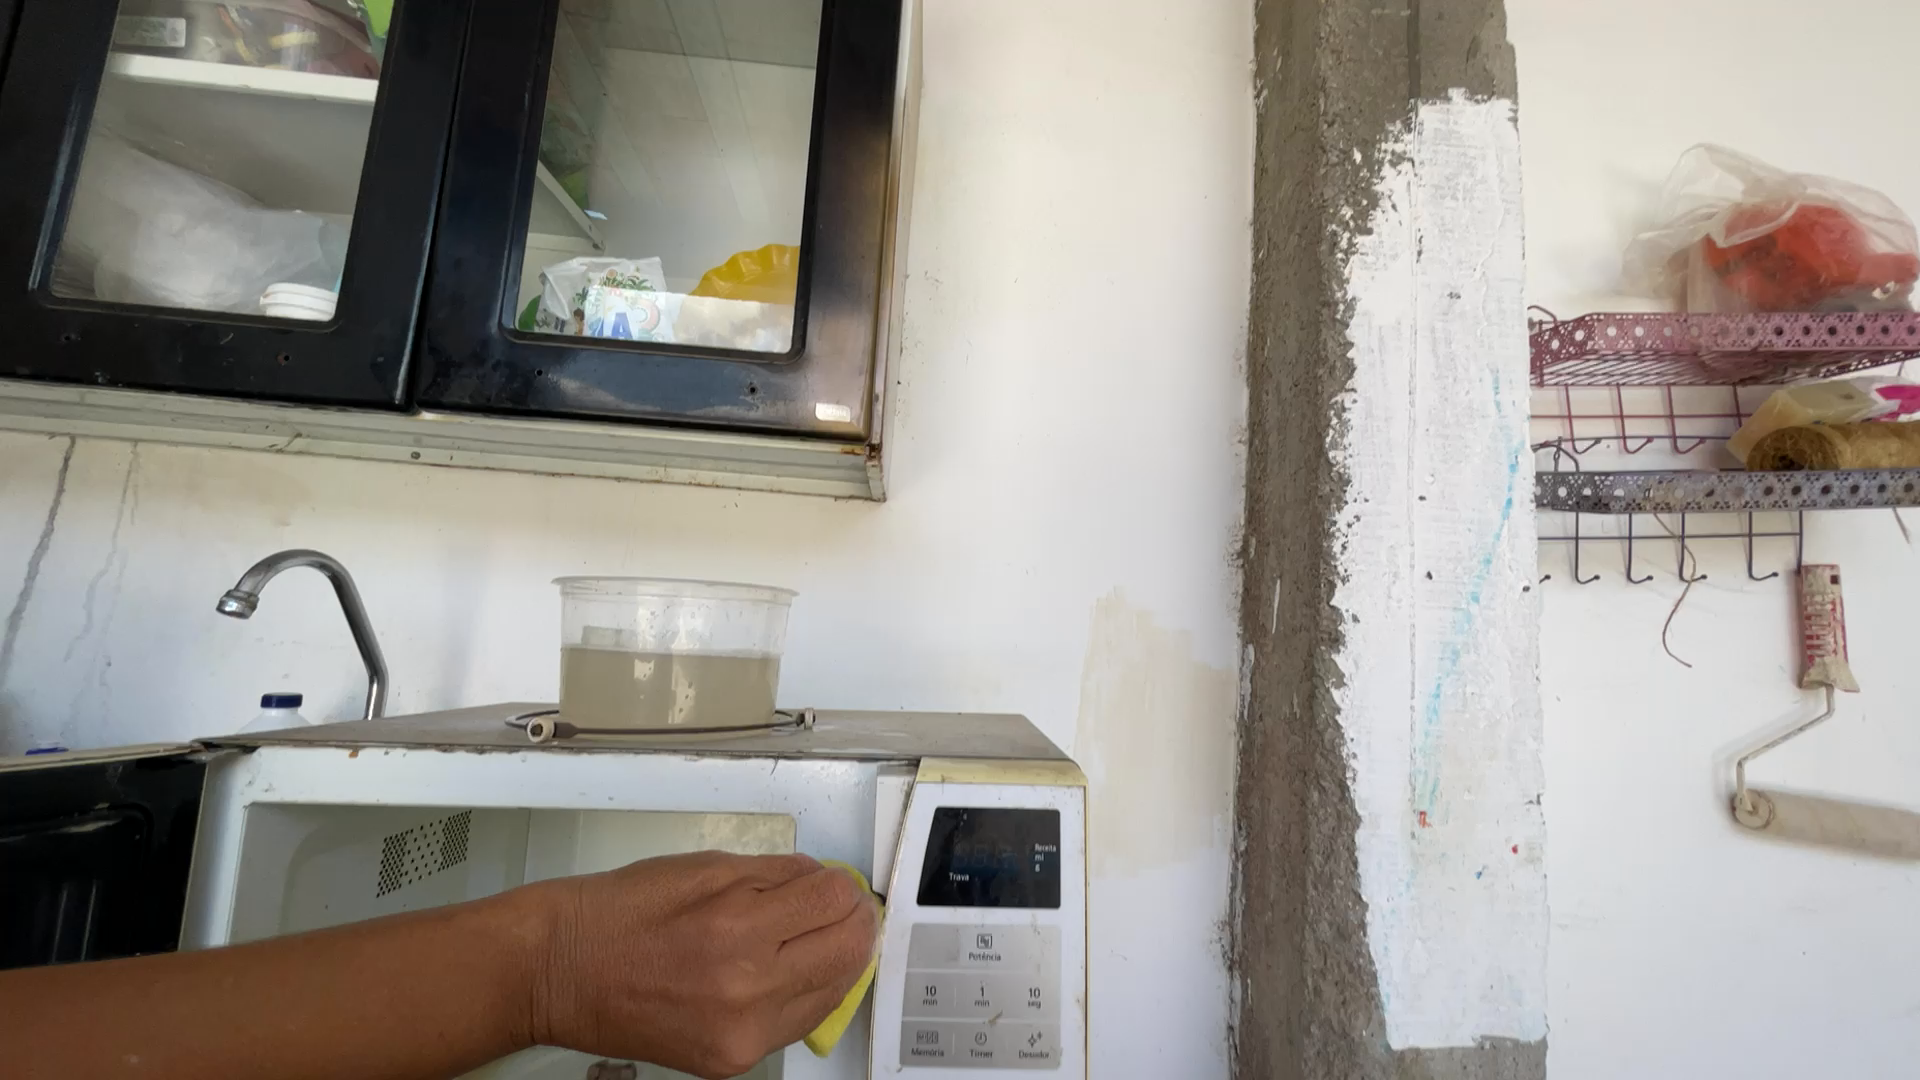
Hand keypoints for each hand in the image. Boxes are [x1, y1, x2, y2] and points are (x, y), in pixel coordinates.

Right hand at [527, 851, 879, 1078]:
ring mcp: (742, 1036)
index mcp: (739, 928)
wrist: (566, 970)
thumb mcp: (713, 866)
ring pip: (833, 991)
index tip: (837, 880)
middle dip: (855, 919)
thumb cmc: (636, 904)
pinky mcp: (732, 1063)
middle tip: (843, 904)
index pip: (832, 904)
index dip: (843, 886)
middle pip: (846, 951)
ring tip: (823, 931)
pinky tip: (799, 965)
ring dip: (841, 956)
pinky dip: (813, 989)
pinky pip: (800, 1022)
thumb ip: (780, 874)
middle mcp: (747, 991)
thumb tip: (826, 881)